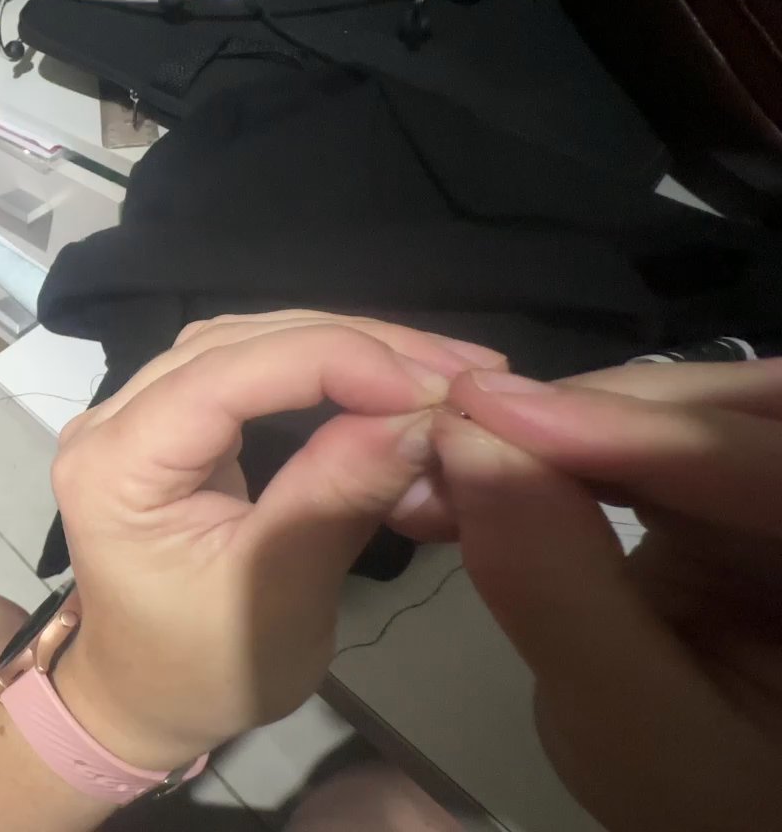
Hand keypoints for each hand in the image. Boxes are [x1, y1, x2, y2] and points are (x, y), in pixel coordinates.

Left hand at [47, 312, 504, 769]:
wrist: (143, 687)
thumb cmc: (201, 660)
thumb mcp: (279, 592)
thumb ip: (337, 494)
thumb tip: (421, 414)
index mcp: (111, 464)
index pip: (214, 377)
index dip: (325, 359)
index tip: (434, 381)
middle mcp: (105, 422)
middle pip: (222, 346)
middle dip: (343, 343)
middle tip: (460, 368)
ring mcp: (127, 416)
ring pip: (229, 346)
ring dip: (330, 346)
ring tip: (432, 367)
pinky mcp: (160, 424)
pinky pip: (230, 372)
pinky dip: (305, 368)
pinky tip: (370, 376)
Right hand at [428, 362, 781, 831]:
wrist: (713, 821)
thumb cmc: (699, 804)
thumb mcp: (623, 720)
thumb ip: (546, 585)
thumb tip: (460, 443)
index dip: (638, 432)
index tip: (487, 411)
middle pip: (737, 412)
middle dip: (587, 406)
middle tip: (459, 430)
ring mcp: (778, 504)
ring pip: (672, 409)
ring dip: (546, 419)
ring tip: (448, 455)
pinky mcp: (717, 496)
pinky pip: (624, 434)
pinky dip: (536, 440)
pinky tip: (476, 462)